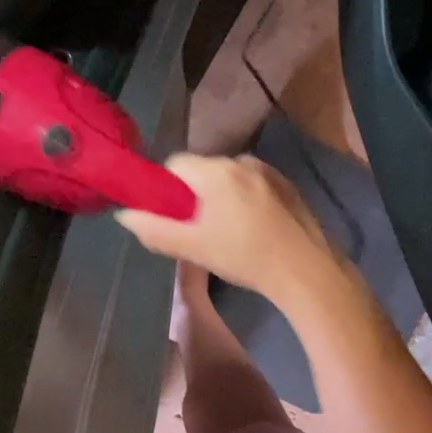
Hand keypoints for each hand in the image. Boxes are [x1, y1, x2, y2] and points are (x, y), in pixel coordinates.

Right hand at [117, 154, 341, 300]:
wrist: (306, 271)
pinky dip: (245, 200)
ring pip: (228, 178)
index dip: (167, 189)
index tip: (174, 217)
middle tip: (200, 231)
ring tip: (229, 233)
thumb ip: (154, 229)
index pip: (175, 164)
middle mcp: (241, 161)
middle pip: (202, 171)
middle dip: (194, 195)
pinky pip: (252, 184)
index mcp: (216, 171)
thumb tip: (125, 215)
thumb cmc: (244, 257)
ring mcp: (268, 171)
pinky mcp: (287, 184)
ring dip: (221, 198)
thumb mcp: (193, 248)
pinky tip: (254, 229)